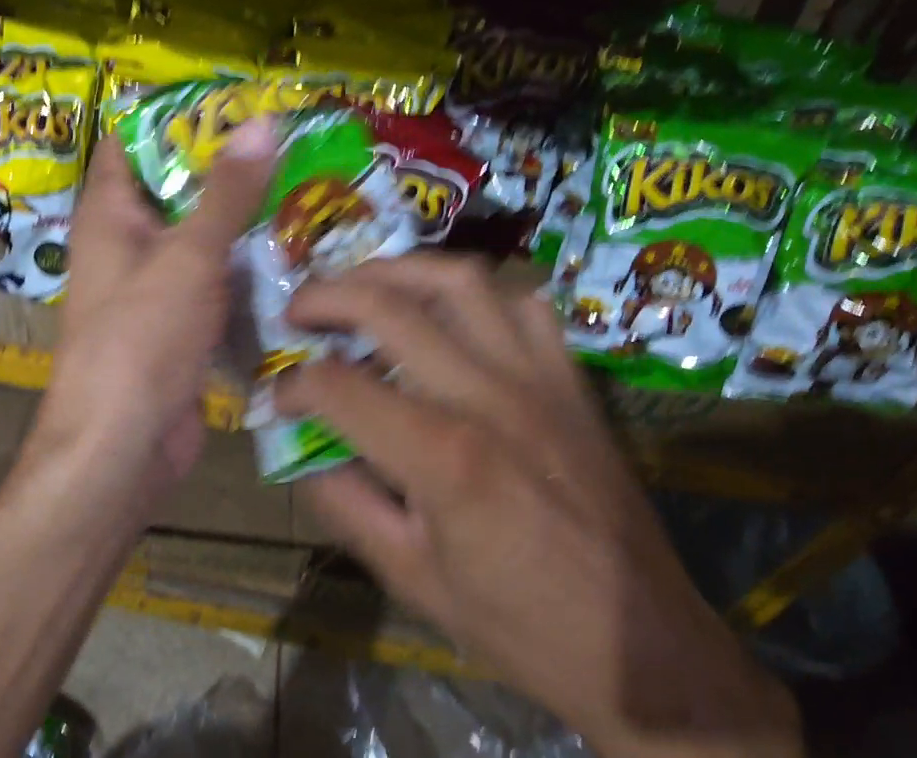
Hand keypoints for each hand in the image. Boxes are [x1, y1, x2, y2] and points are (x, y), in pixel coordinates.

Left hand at [23, 120, 276, 510]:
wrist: (122, 446)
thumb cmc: (140, 338)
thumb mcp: (188, 255)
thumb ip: (227, 191)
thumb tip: (263, 120)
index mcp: (109, 213)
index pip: (132, 143)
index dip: (177, 118)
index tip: (237, 102)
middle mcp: (127, 244)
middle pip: (178, 190)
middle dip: (231, 171)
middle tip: (297, 144)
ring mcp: (154, 288)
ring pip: (204, 241)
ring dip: (248, 224)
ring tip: (313, 192)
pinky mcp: (180, 328)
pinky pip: (218, 286)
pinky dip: (250, 274)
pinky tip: (303, 260)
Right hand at [277, 257, 800, 757]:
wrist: (642, 644)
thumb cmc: (518, 623)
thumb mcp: (409, 576)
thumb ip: (344, 502)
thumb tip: (299, 446)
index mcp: (442, 456)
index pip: (338, 386)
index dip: (291, 386)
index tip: (273, 398)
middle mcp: (489, 397)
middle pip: (388, 306)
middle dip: (323, 298)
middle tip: (295, 313)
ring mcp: (538, 379)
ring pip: (459, 280)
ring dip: (396, 271)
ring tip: (362, 287)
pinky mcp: (572, 381)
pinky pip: (524, 303)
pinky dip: (477, 294)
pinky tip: (451, 317)